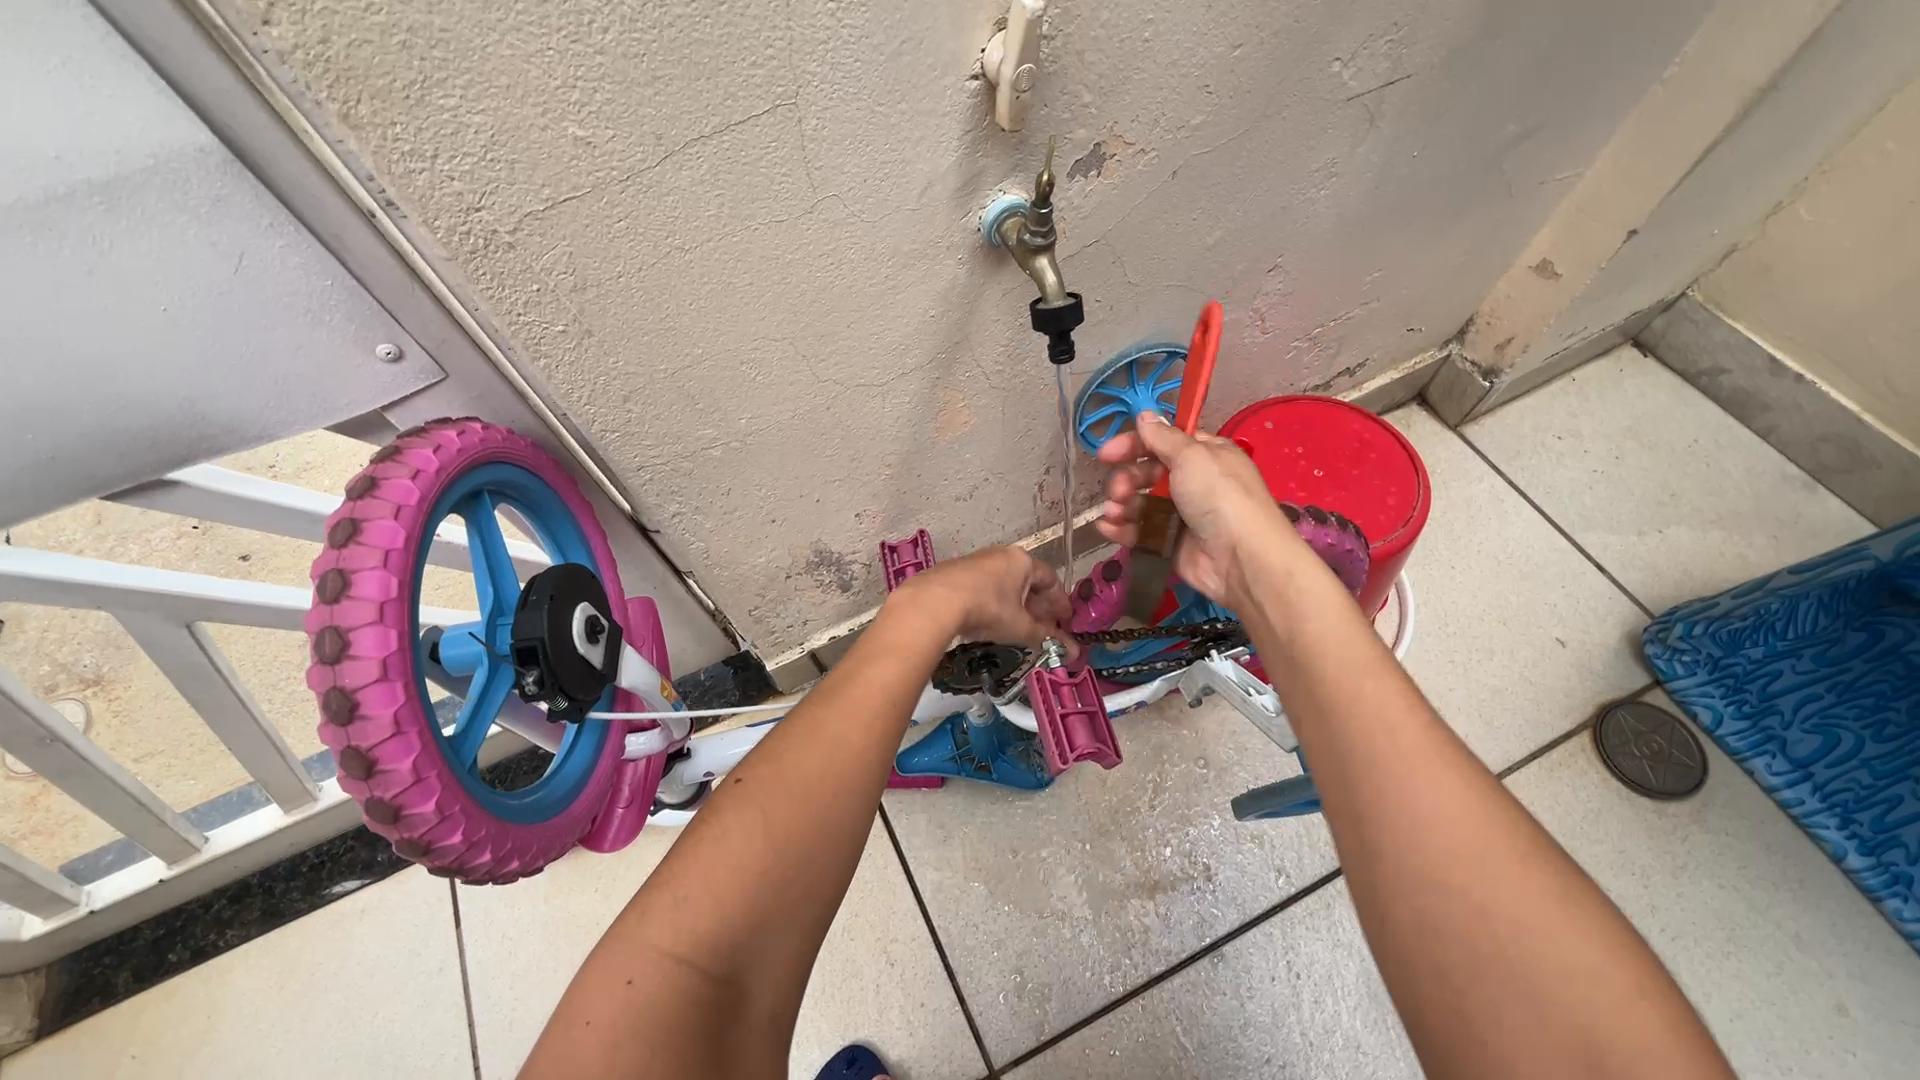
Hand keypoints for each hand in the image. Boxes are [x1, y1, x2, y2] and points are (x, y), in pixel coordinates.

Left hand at [891, 545, 1072, 649]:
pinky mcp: (955, 572)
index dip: (1060, 601)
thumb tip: (1073, 652)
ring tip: (1018, 626)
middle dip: (1038, 605)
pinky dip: (994, 602)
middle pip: (1027, 580)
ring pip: (1004, 583)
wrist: (935, 602)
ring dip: (1015, 604)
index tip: (1066, 619)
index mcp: (1022, 561)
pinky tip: (990, 620)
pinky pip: (984, 587)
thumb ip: (1046, 637)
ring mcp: (976, 562)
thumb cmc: (987, 609)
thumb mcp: (1020, 626)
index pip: (1050, 578)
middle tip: (1045, 627)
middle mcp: (1000, 555)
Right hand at [1095, 412, 1302, 608]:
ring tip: (1115, 512)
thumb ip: (1163, 437)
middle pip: (1147, 473)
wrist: (1240, 557)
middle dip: (1126, 478)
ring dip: (1121, 504)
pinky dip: (1121, 529)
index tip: (1106, 453)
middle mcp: (1193, 482)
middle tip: (1118, 490)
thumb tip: (1146, 415)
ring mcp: (1181, 514)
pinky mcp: (1170, 543)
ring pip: (1140, 503)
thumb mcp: (1193, 456)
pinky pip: (1140, 531)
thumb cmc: (1219, 496)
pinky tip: (1107, 528)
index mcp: (1203, 454)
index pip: (1162, 442)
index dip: (1133, 444)